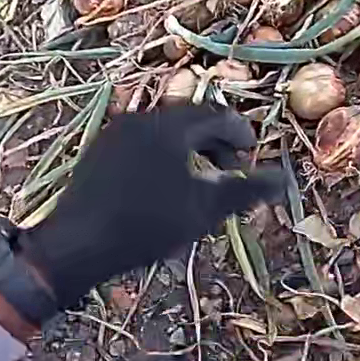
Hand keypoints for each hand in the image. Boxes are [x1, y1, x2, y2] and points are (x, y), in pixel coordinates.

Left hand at [20, 103, 284, 309]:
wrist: (76, 245)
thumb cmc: (147, 225)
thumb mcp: (203, 210)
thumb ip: (245, 190)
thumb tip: (283, 179)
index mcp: (169, 126)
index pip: (216, 114)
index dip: (240, 132)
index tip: (252, 152)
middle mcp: (140, 119)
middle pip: (189, 120)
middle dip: (216, 142)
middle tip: (231, 168)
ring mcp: (115, 133)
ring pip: (164, 132)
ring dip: (190, 150)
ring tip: (200, 180)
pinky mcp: (98, 152)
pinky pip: (142, 143)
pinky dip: (164, 156)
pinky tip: (165, 186)